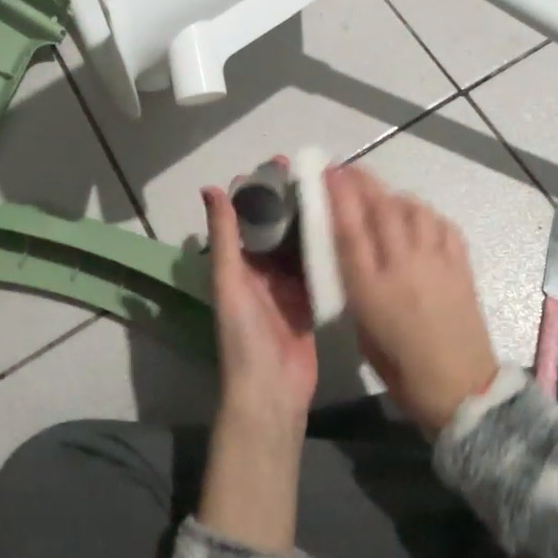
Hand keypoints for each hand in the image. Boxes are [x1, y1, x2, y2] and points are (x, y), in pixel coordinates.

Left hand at [197, 174, 317, 553]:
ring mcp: (286, 287)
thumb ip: (225, 236)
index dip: (261, 190)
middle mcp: (261, 271)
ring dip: (311, 221)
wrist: (271, 394)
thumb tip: (212, 188)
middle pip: (277, 227)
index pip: (248, 217)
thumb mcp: (231, 281)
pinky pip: (317, 268)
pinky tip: (346, 228)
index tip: (282, 163)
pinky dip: (326, 250)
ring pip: (299, 244)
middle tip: (318, 172)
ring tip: (335, 192)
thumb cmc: (244, 336)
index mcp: (238, 264)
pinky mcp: (308, 302)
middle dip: (292, 201)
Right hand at [328, 164, 498, 432]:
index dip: (338, 194)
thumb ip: (356, 286)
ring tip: (385, 197)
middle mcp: (402, 266)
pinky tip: (419, 219)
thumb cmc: (401, 369)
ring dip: (395, 196)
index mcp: (370, 289)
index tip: (329, 171)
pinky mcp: (461, 265)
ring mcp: (435, 262)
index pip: (350, 228)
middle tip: (350, 171)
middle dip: (363, 182)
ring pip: (414, 209)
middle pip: (381, 208)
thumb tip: (355, 251)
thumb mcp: (362, 329)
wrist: (460, 388)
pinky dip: (427, 215)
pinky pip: (442, 224)